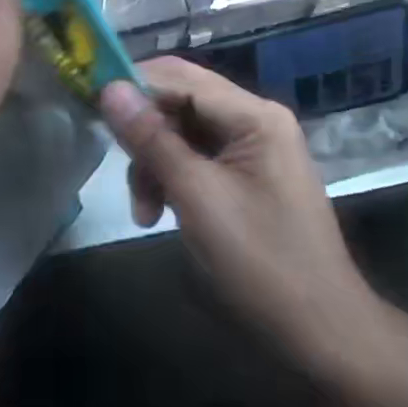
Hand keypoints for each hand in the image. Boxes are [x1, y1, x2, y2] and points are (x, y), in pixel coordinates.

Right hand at [99, 58, 375, 360]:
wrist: (319, 330)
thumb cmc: (260, 261)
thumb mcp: (197, 196)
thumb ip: (152, 139)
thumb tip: (110, 88)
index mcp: (254, 115)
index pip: (180, 77)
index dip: (133, 84)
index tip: (88, 102)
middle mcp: (256, 120)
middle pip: (182, 103)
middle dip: (145, 135)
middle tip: (122, 170)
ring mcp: (254, 149)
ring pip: (184, 134)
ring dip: (156, 164)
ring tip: (145, 211)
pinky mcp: (248, 177)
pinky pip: (198, 160)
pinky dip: (174, 181)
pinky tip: (161, 213)